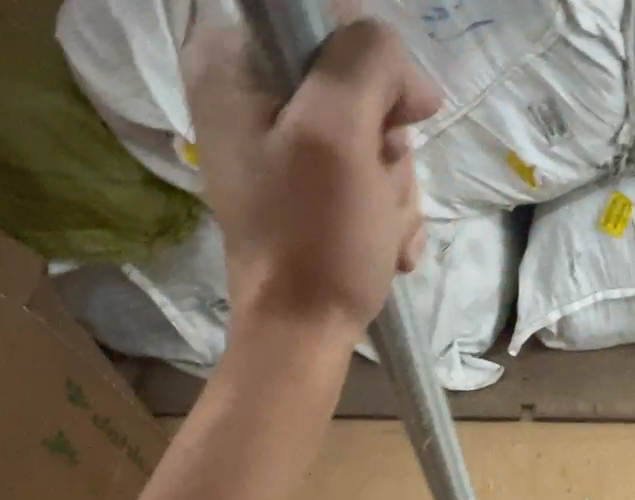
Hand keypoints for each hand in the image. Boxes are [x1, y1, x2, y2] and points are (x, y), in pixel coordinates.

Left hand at [183, 20, 439, 344]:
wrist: (301, 333)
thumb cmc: (313, 239)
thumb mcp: (338, 135)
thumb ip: (366, 62)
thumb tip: (399, 63)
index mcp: (234, 62)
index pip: (331, 23)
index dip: (377, 72)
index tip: (394, 125)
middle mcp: (253, 96)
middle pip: (362, 88)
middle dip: (388, 150)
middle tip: (376, 192)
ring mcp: (286, 148)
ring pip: (377, 140)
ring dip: (394, 192)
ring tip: (379, 233)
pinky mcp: (311, 190)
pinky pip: (373, 180)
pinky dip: (388, 216)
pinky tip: (383, 248)